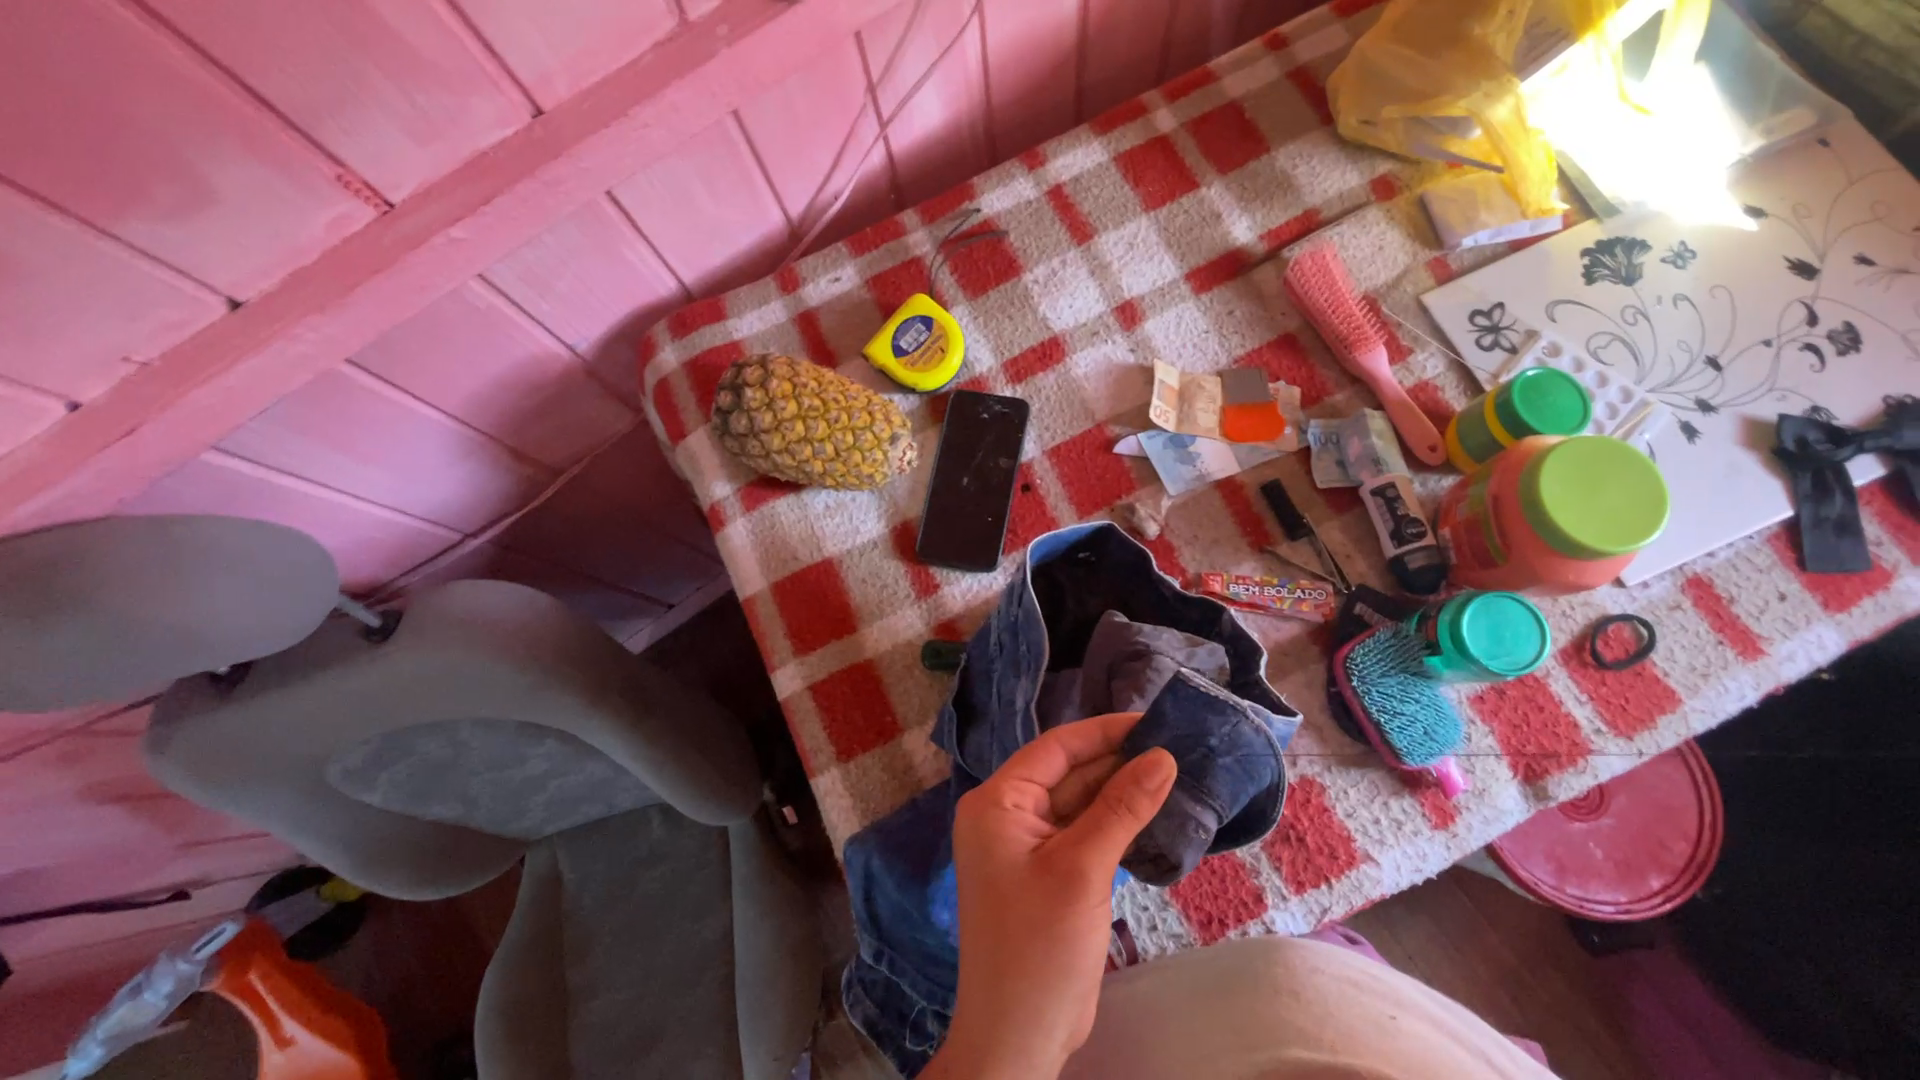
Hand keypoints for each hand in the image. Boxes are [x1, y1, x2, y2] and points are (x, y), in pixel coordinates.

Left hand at [924, 712, 1177, 1079]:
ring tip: (1178, 774)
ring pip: (1081, 804)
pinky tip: (1156, 815)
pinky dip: (1117, 825)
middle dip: (1119, 762)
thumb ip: (1121, 808)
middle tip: (1179, 747)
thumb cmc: (1040, 945)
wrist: (1019, 1034)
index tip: (1156, 720)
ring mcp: (1028, 848)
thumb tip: (1163, 756)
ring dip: (1123, 794)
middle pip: (1070, 774)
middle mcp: (1007, 816)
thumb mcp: (1082, 868)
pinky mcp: (1049, 876)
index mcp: (997, 802)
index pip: (1056, 748)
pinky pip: (1085, 835)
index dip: (1105, 732)